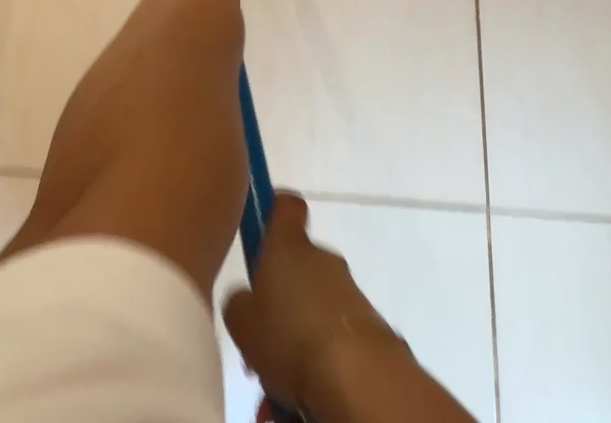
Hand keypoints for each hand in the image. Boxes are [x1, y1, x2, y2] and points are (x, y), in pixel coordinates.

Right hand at [223, 195, 403, 418]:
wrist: (359, 379)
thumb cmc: (288, 335)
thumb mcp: (240, 318)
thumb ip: (240, 302)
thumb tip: (250, 302)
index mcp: (288, 247)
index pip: (285, 207)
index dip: (274, 210)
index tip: (264, 227)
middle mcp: (322, 262)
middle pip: (293, 274)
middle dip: (275, 313)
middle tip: (256, 352)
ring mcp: (350, 297)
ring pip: (309, 319)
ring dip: (291, 353)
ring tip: (273, 399)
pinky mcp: (370, 333)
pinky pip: (330, 347)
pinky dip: (314, 373)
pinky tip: (297, 408)